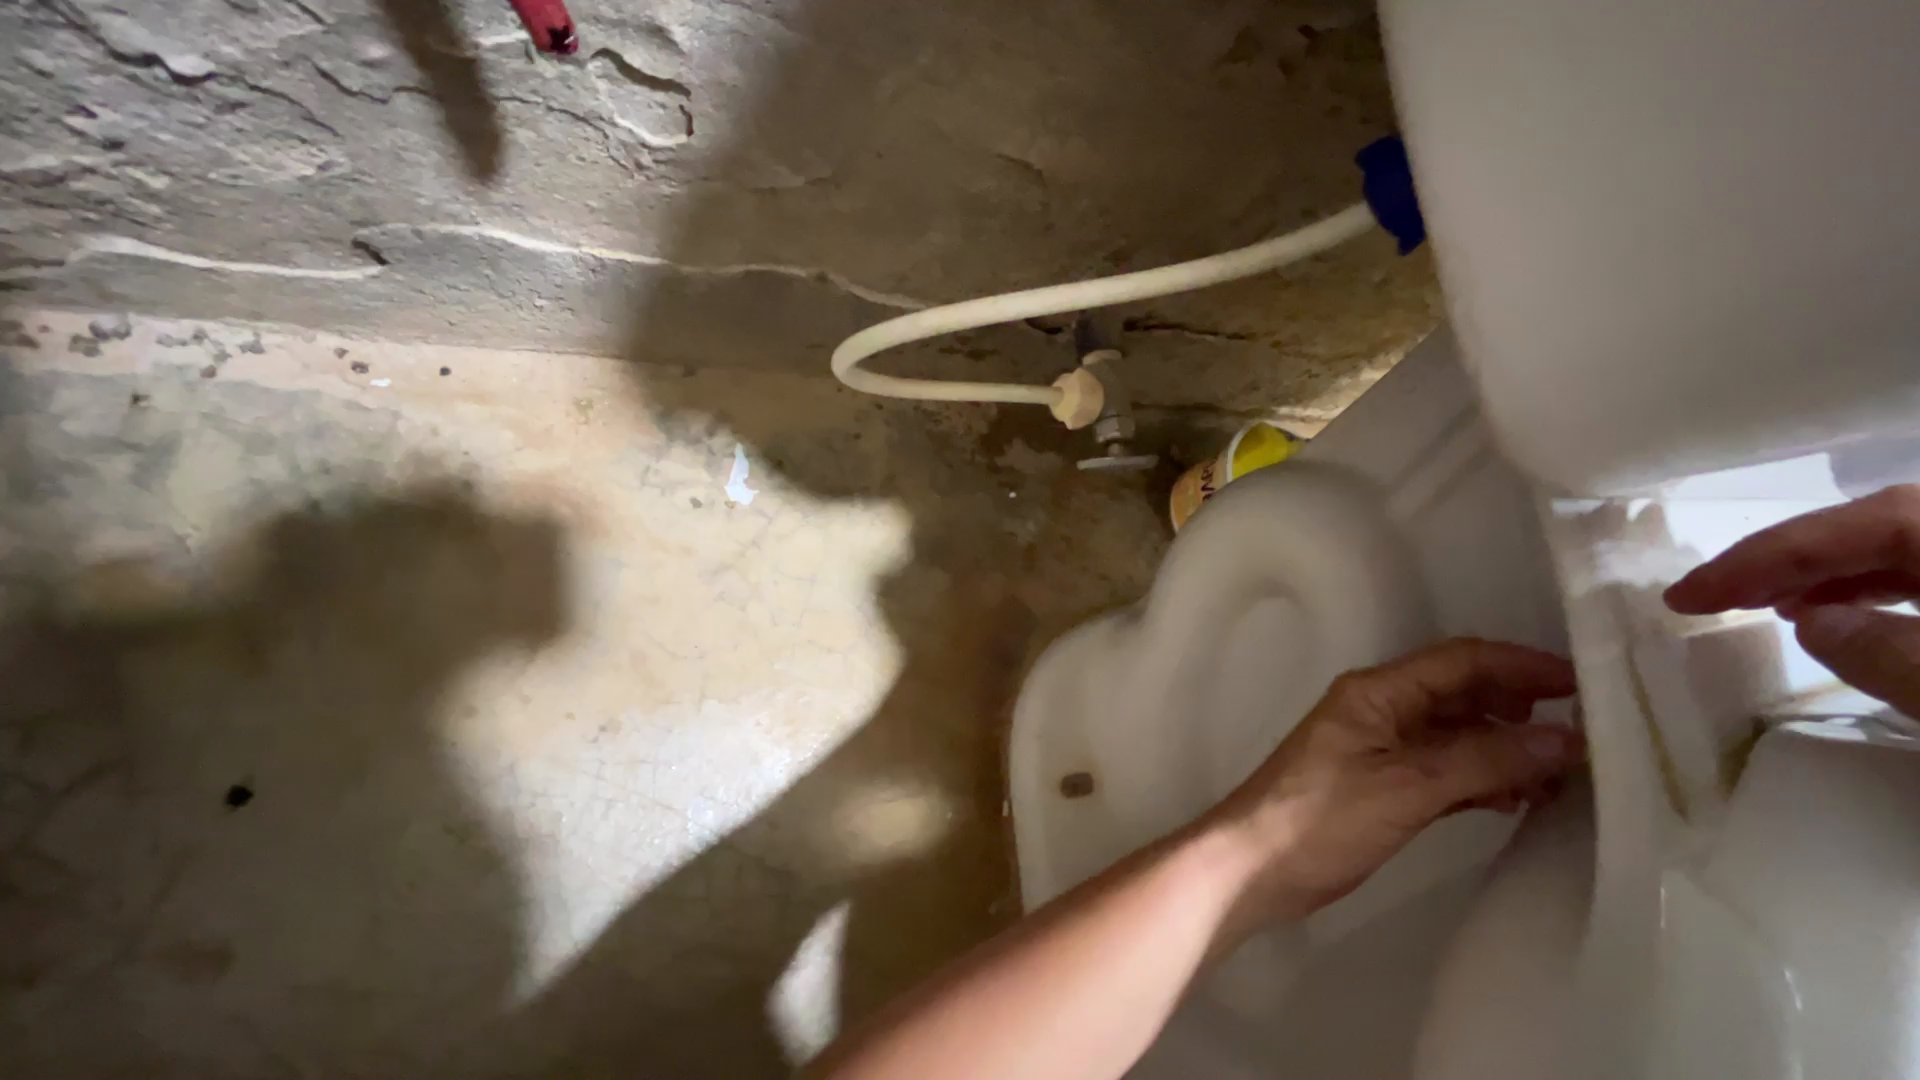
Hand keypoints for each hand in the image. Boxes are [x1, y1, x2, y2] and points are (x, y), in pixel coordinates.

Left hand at [1200, 638, 1583, 920]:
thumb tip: (1563, 738)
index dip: (1520, 665)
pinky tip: (1521, 799)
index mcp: (1376, 693)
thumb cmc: (1321, 818)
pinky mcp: (1383, 787)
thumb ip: (1482, 760)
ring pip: (1457, 735)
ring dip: (1506, 748)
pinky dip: (1482, 779)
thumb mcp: (1405, 786)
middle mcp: (1380, 710)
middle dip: (1520, 708)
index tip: (1584, 684)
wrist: (1256, 866)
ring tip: (1564, 776)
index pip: (1459, 660)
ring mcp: (1380, 749)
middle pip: (1461, 694)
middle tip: (1587, 736)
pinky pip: (1445, 770)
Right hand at [1664, 483, 1919, 717]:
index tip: (1685, 596)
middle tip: (1707, 595)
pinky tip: (1841, 614)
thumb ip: (1892, 654)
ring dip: (1823, 573)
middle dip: (1783, 558)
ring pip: (1903, 547)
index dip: (1761, 555)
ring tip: (1762, 604)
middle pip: (1876, 525)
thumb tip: (1813, 622)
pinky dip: (1873, 587)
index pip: (1858, 525)